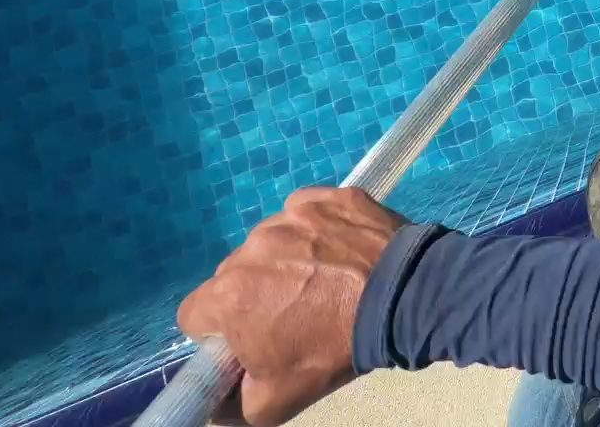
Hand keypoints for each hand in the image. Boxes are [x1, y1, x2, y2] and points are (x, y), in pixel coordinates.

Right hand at [178, 186, 406, 425]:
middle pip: (235, 271)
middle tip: (293, 305)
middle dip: (253, 289)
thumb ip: (228, 404)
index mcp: (230, 294)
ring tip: (322, 274)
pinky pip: (308, 209)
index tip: (249, 334)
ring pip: (272, 237)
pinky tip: (337, 244)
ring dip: (286, 254)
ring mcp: (298, 214)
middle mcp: (257, 245)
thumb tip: (216, 397)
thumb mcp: (270, 402)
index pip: (196, 312)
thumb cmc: (335, 348)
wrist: (404, 297)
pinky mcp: (334, 195)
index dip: (218, 329)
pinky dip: (316, 224)